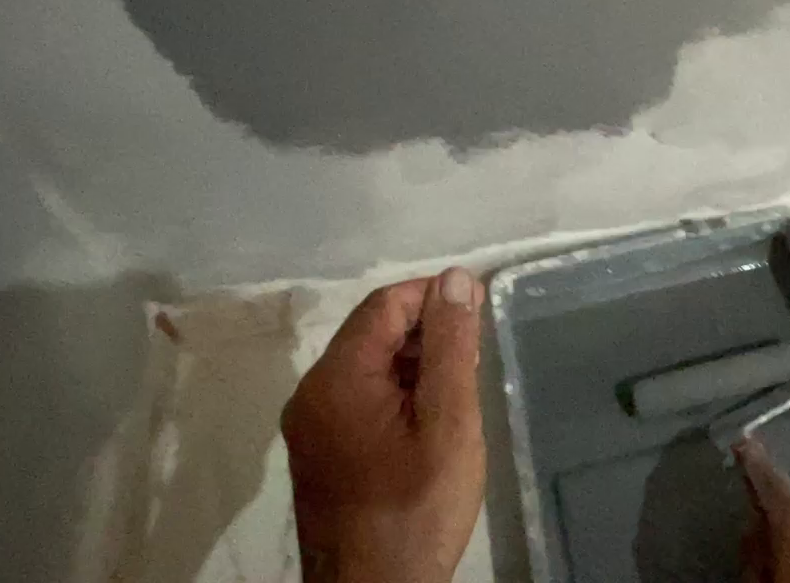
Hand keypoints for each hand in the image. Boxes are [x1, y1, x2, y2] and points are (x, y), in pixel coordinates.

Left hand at [281, 269, 486, 582]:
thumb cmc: (416, 511)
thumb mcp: (448, 422)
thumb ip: (451, 345)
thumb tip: (455, 278)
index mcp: (336, 379)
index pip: (386, 304)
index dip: (434, 295)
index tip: (479, 308)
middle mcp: (312, 392)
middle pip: (374, 330)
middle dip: (427, 329)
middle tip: (474, 355)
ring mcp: (311, 422)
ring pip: (369, 361)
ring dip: (415, 359)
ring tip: (459, 385)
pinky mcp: (320, 447)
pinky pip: (360, 393)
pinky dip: (398, 388)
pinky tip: (430, 414)